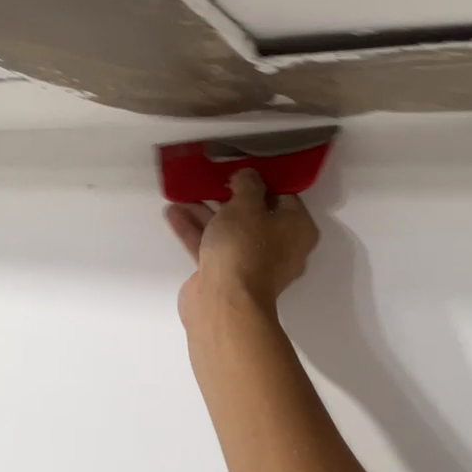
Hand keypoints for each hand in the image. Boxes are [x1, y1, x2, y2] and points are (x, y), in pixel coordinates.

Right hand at [166, 168, 319, 318]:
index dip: (261, 181)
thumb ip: (247, 184)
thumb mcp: (246, 204)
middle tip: (209, 179)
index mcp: (297, 229)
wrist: (224, 301)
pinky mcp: (226, 275)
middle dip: (228, 197)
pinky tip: (174, 213)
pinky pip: (212, 245)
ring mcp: (252, 263)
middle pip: (254, 215)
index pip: (283, 196)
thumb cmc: (244, 246)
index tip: (239, 169)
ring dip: (206, 212)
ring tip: (184, 193)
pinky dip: (195, 230)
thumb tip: (247, 176)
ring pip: (229, 230)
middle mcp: (280, 247)